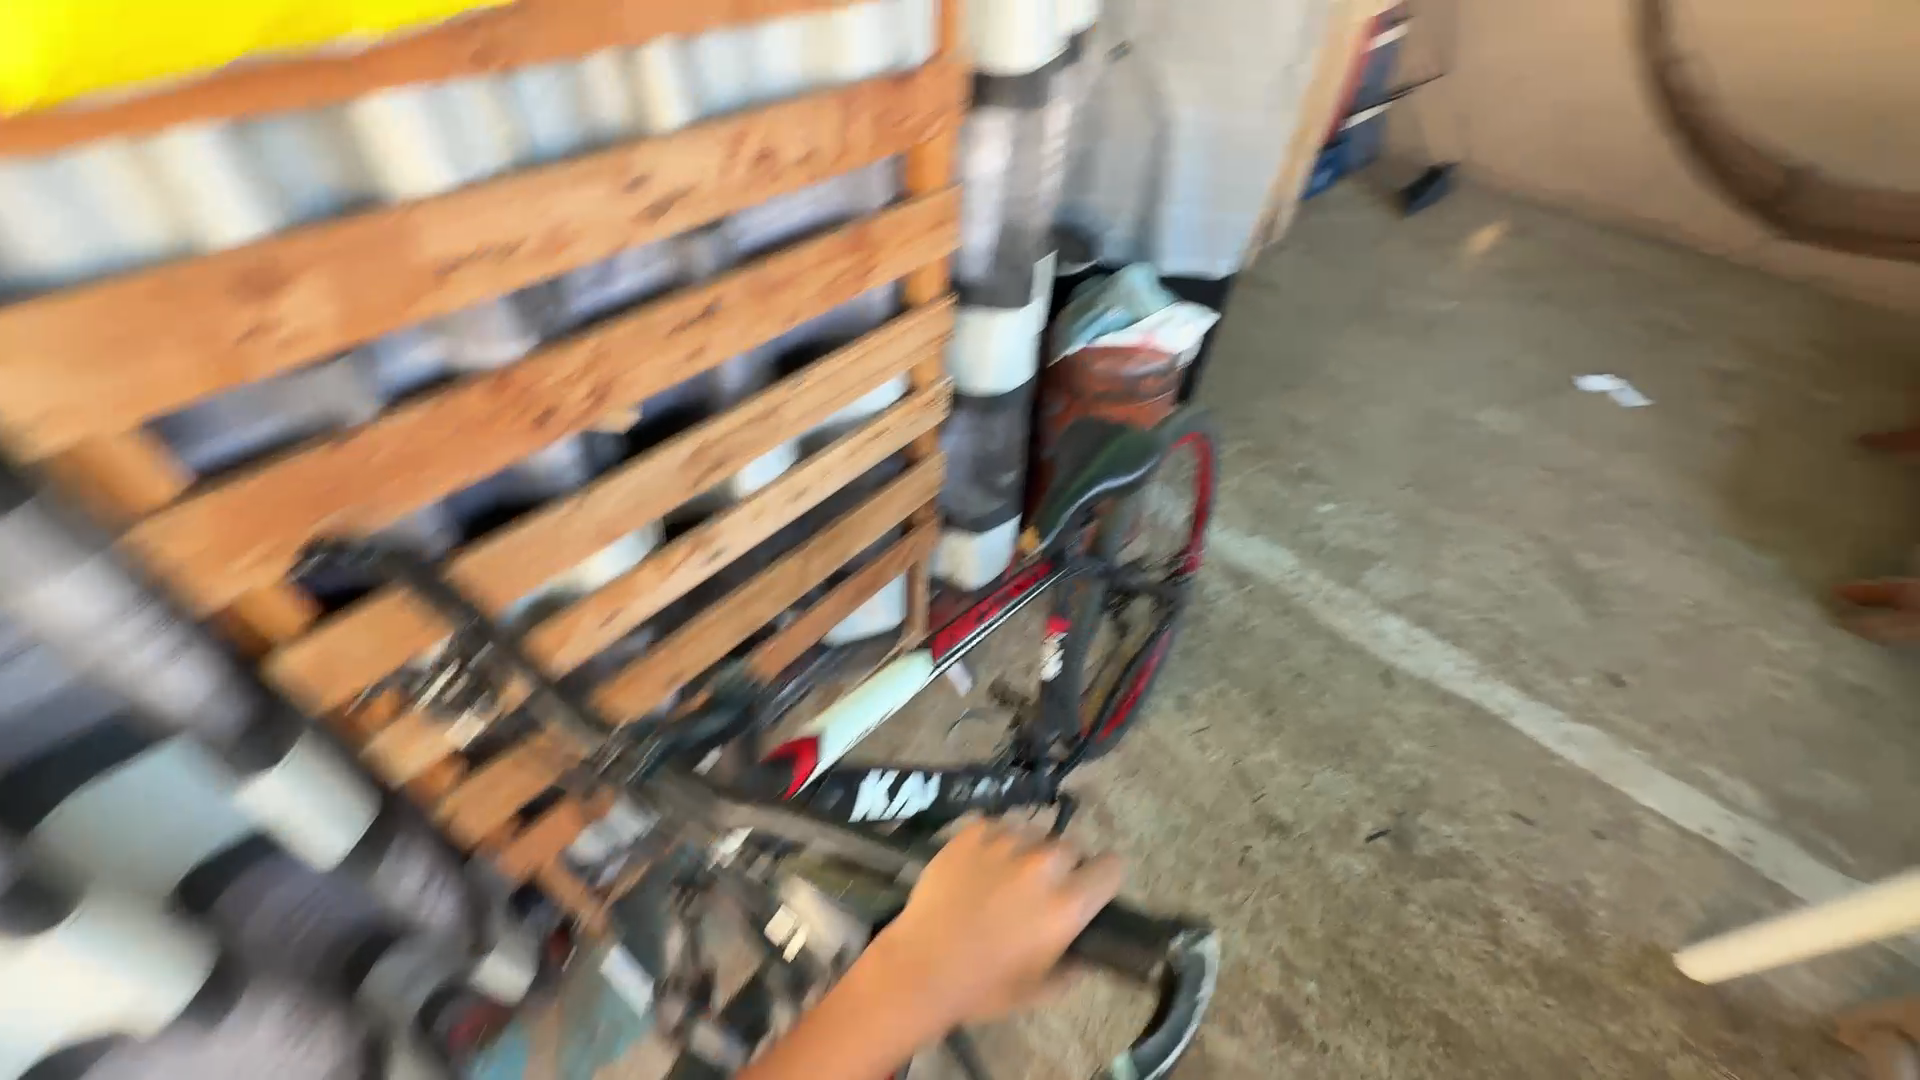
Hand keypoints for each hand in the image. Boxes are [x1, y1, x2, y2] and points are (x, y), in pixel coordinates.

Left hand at [865, 819, 1125, 1029]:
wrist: (921, 965)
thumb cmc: (984, 987)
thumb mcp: (1040, 990)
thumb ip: (1072, 967)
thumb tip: (1084, 954)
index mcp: (1067, 903)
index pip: (1111, 867)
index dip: (1102, 877)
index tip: (1089, 889)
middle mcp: (1043, 864)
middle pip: (1071, 847)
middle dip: (1063, 865)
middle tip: (1040, 888)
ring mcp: (1006, 841)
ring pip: (1033, 832)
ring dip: (1028, 849)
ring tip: (1005, 873)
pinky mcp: (974, 830)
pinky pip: (997, 826)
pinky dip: (994, 841)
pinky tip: (978, 864)